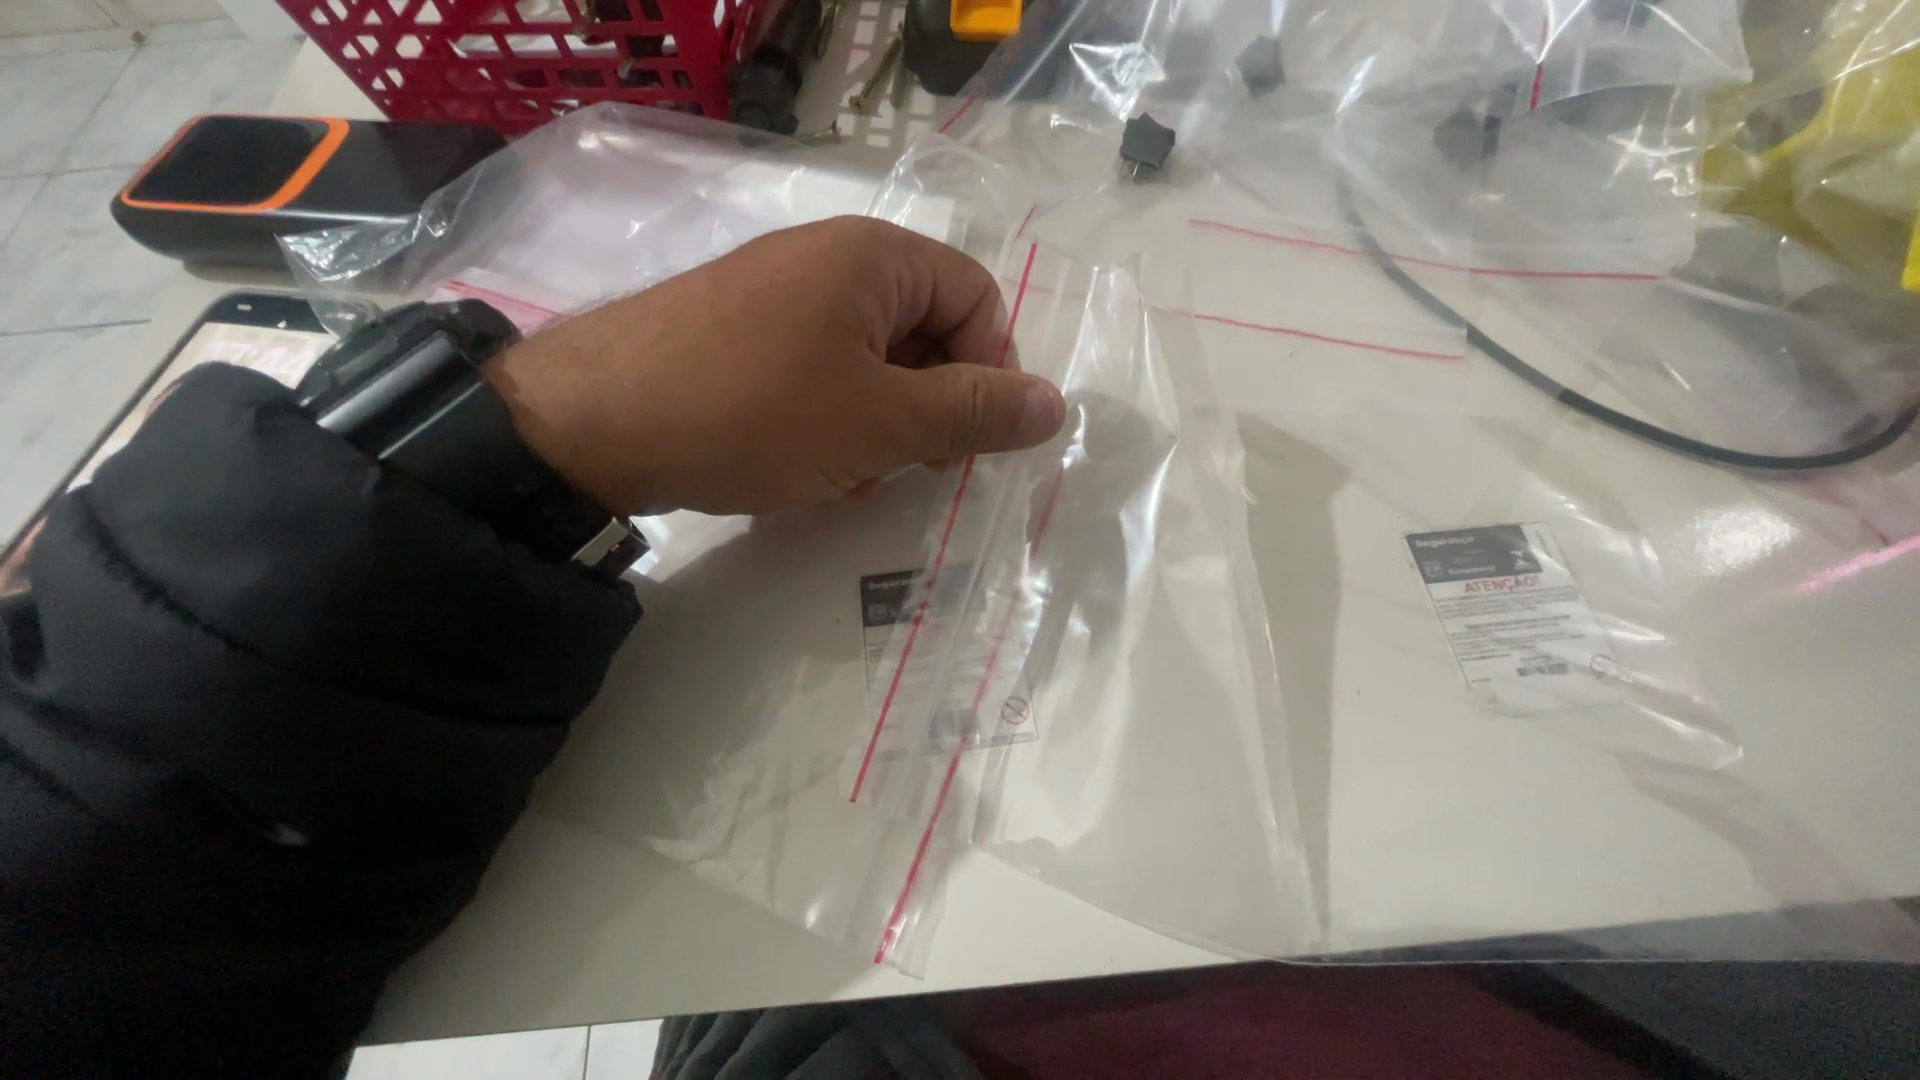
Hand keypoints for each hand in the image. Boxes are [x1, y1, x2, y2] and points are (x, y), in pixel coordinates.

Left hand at [483, 217, 1066, 515]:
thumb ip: (974, 413)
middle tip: (908, 464)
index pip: (977, 299)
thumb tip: (1056, 406)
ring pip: (871, 357)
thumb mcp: (881, 423)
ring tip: (848, 471)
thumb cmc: (757, 413)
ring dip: (880, 421)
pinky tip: (806, 461)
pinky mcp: (740, 330)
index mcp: (875, 257)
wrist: (592, 424)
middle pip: (924, 327)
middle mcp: (829, 258)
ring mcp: (778, 292)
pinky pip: (818, 367)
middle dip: (930, 404)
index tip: (965, 440)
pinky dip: (831, 415)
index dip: (989, 371)